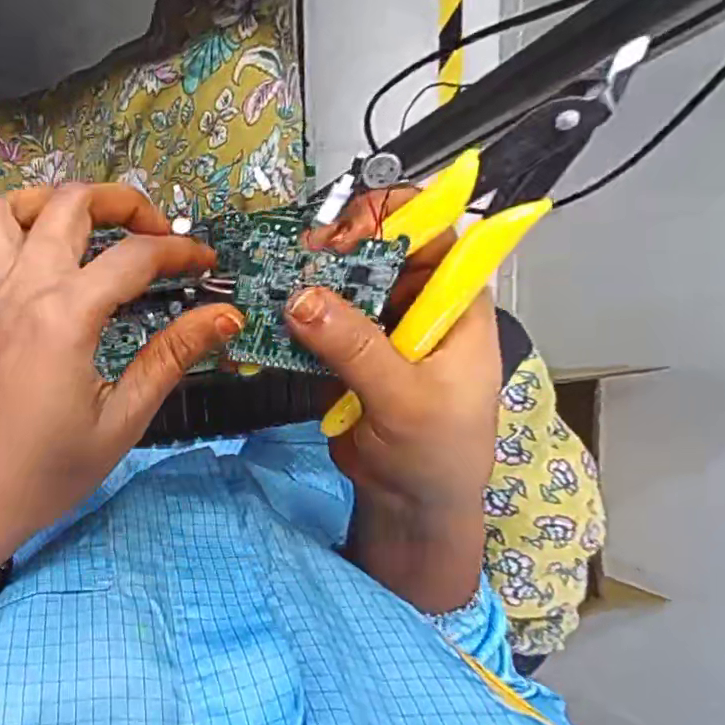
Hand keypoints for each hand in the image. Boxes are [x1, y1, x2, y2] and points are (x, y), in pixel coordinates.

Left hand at [0, 183, 242, 610]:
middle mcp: (22, 292)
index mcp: (64, 317)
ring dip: (47, 204)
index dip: (178, 252)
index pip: (132, 256)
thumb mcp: (123, 420)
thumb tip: (224, 316)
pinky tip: (29, 265)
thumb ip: (170, 358)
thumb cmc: (53, 471)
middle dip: (120, 201)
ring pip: (3, 214)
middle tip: (154, 233)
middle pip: (67, 205)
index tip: (206, 262)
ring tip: (85, 228)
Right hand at [287, 189, 499, 611]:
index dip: (396, 220)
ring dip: (310, 285)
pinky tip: (270, 319)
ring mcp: (377, 335)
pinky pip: (318, 327)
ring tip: (275, 285)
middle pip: (379, 256)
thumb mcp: (403, 396)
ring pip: (343, 290)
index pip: (435, 236)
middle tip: (299, 260)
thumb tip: (301, 299)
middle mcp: (417, 311)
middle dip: (340, 250)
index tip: (347, 231)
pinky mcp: (345, 359)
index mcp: (454, 307)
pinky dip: (294, 321)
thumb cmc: (435, 453)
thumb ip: (356, 347)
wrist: (409, 504)